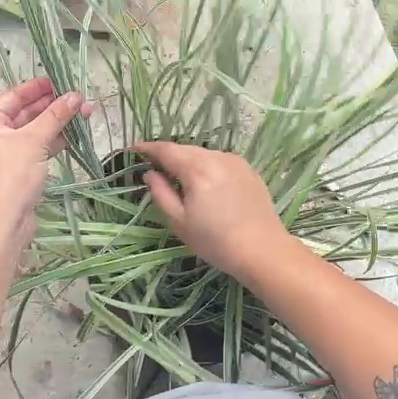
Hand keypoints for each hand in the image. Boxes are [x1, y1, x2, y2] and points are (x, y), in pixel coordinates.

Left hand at [0, 77, 90, 244]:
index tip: (59, 80)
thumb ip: (55, 116)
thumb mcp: (34, 141)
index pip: (13, 96)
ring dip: (57, 122)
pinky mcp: (17, 171)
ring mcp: (4, 155)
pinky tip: (75, 134)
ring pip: (33, 131)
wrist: (2, 225)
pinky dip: (54, 140)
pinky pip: (36, 147)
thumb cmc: (11, 176)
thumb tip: (76, 95)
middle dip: (52, 105)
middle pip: (24, 112)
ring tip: (85, 112)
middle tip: (78, 97)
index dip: (36, 87)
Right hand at [132, 140, 301, 285]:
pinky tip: (208, 185)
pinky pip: (220, 161)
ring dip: (189, 161)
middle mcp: (216, 157)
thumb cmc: (216, 241)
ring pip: (204, 154)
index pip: (166, 150)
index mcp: (197, 169)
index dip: (148, 148)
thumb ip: (161, 193)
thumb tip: (150, 174)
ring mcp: (235, 161)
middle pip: (185, 149)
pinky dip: (208, 166)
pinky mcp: (248, 169)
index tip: (135, 149)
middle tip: (155, 168)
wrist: (262, 250)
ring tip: (182, 180)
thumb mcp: (180, 222)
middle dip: (169, 155)